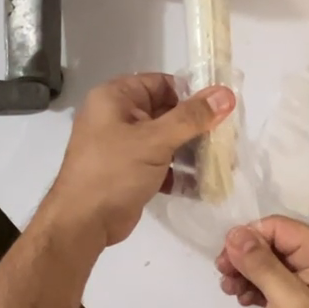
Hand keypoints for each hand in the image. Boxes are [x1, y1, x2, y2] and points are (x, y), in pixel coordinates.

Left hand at [37, 73, 234, 251]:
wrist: (82, 223)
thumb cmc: (114, 172)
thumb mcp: (155, 140)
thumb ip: (192, 118)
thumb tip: (225, 94)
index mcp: (115, 98)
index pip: (161, 84)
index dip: (191, 94)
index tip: (221, 109)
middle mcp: (117, 117)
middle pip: (166, 113)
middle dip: (196, 128)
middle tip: (227, 139)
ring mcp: (122, 146)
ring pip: (165, 141)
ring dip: (191, 152)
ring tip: (222, 163)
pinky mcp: (129, 172)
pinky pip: (160, 164)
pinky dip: (179, 173)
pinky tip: (203, 185)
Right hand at [216, 216, 308, 307]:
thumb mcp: (289, 302)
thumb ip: (262, 265)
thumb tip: (234, 234)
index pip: (280, 228)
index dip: (252, 236)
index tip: (227, 256)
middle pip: (270, 243)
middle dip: (244, 255)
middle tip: (222, 271)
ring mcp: (301, 281)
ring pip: (263, 261)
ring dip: (243, 271)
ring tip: (229, 289)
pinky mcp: (289, 299)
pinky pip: (264, 280)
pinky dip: (249, 286)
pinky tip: (240, 299)